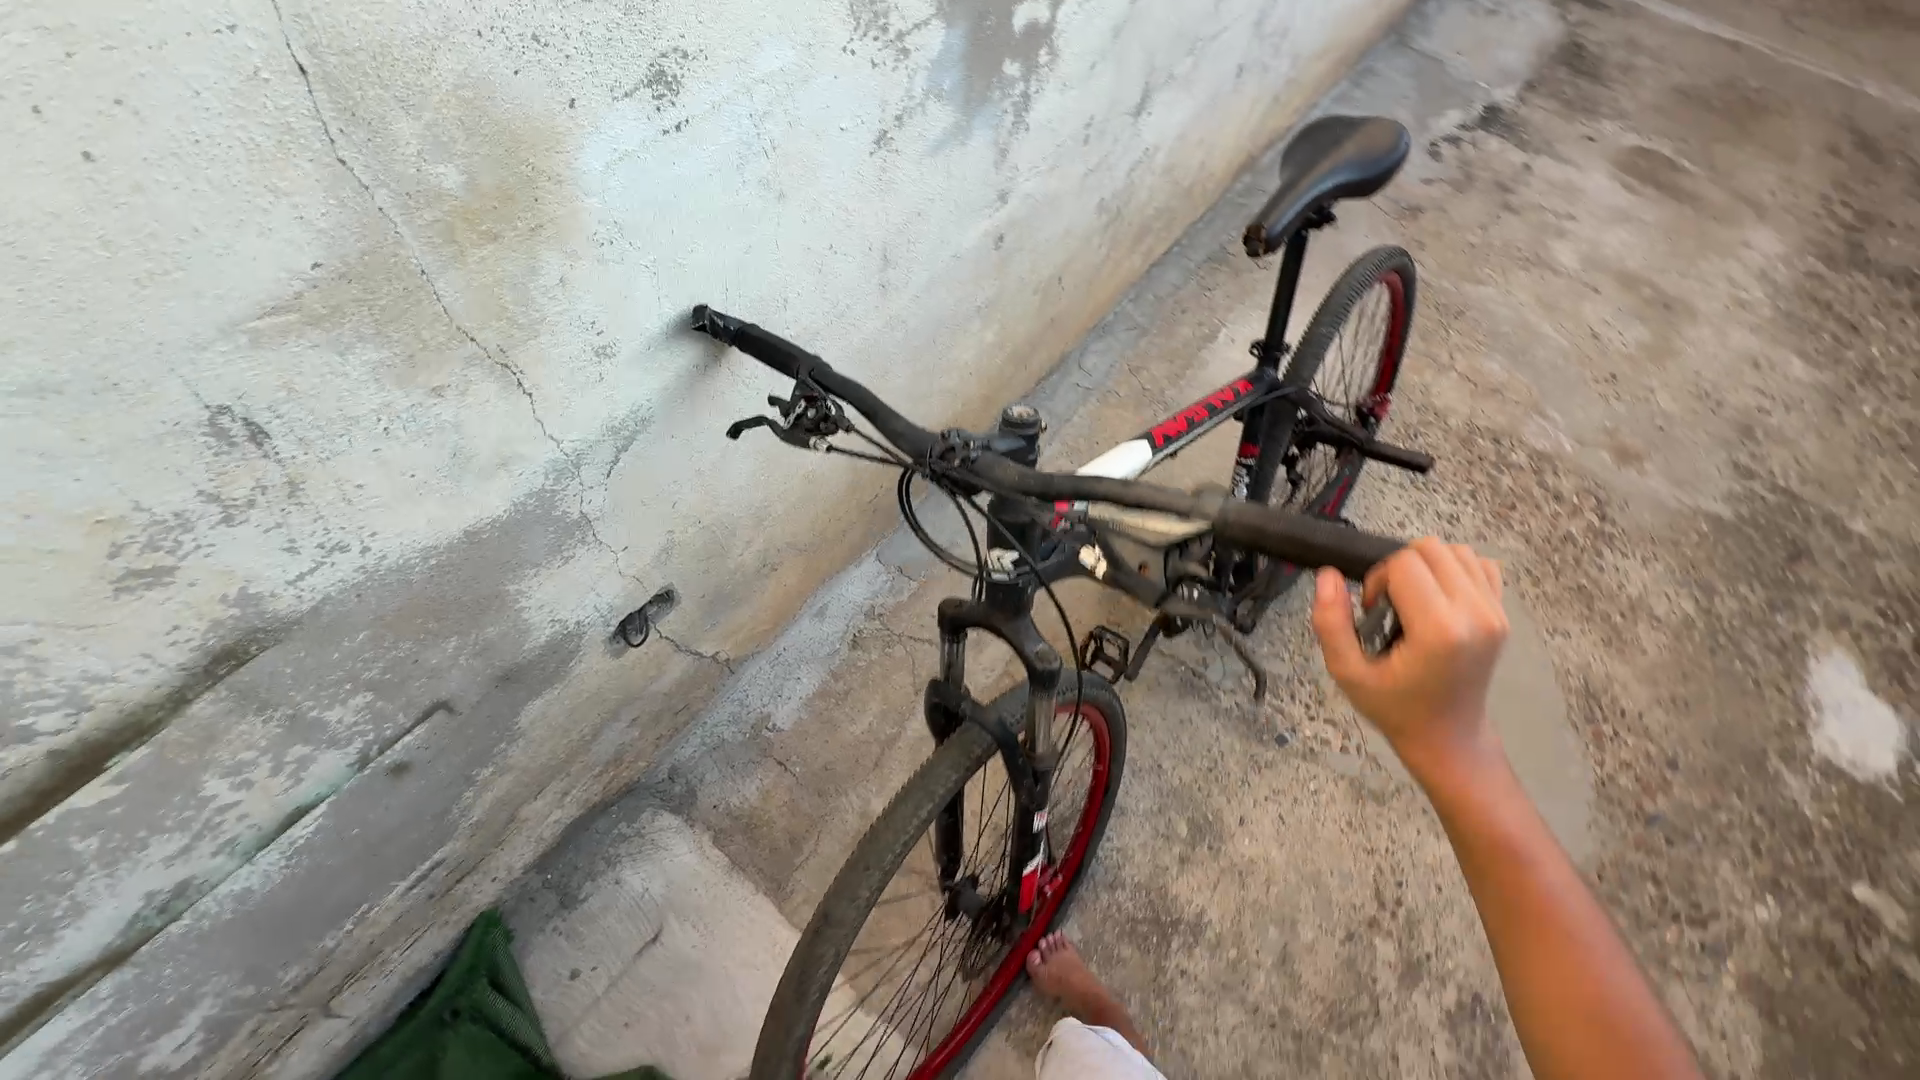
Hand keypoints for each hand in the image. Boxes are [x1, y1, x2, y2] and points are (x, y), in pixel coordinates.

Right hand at [1311, 538, 1509, 782]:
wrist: (1448, 737)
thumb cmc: (1393, 707)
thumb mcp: (1346, 672)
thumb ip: (1330, 622)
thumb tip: (1328, 574)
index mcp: (1439, 630)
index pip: (1404, 563)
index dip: (1377, 580)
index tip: (1373, 612)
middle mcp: (1476, 613)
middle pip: (1431, 549)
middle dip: (1399, 568)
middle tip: (1390, 606)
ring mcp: (1496, 612)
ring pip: (1456, 551)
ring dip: (1426, 567)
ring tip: (1414, 601)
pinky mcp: (1504, 614)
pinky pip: (1481, 565)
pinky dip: (1455, 571)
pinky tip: (1439, 598)